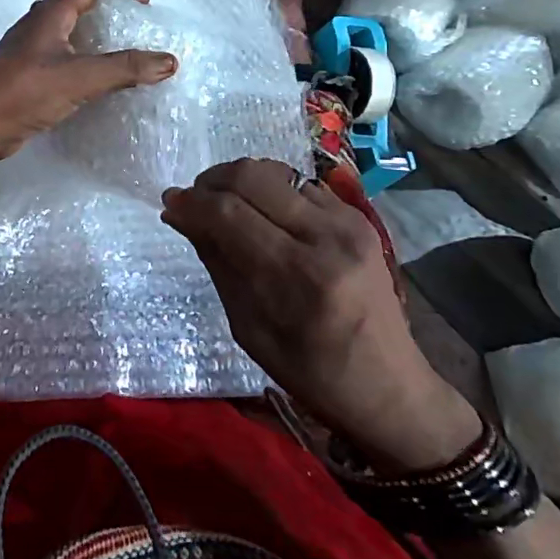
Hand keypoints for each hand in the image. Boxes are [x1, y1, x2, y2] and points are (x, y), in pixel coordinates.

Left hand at [0, 0, 178, 186]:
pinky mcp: (25, 76)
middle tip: (130, 22)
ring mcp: (28, 51)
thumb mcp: (81, 77)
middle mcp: (37, 26)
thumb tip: (169, 61)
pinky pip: (59, 56)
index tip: (144, 3)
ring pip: (64, 29)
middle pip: (72, 0)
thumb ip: (125, 68)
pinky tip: (93, 79)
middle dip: (104, 4)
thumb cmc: (25, 92)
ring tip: (117, 49)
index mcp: (49, 15)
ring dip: (91, 32)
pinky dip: (81, 58)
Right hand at [161, 158, 480, 470]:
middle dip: (211, 181)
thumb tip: (181, 215)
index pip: (228, 213)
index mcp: (297, 277)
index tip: (169, 205)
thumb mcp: (248, 328)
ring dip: (240, 181)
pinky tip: (262, 213)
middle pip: (252, 177)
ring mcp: (349, 222)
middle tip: (193, 200)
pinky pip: (301, 184)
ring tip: (223, 204)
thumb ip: (217, 262)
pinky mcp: (360, 217)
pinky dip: (270, 190)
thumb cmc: (311, 373)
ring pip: (276, 172)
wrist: (390, 386)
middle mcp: (326, 238)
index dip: (191, 203)